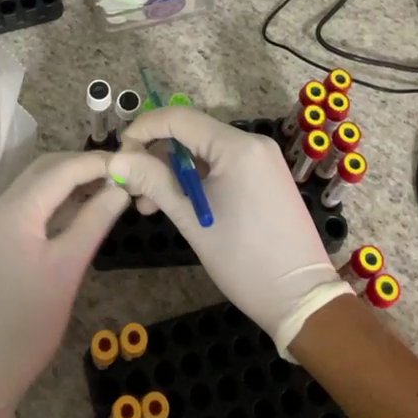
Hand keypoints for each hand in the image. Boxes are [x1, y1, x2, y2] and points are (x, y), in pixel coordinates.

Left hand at [0, 151, 129, 417]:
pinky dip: (58, 201)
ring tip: (108, 189)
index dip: (97, 163)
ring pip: (38, 186)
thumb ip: (93, 222)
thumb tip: (121, 188)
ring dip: (70, 181)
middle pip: (46, 170)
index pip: (62, 169)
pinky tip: (82, 211)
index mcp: (16, 209)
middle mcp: (2, 207)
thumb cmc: (26, 323)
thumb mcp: (67, 270)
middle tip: (122, 174)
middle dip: (83, 166)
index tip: (133, 164)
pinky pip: (32, 205)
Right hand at [110, 107, 350, 357]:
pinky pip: (222, 163)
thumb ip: (153, 182)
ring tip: (150, 205)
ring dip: (174, 171)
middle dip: (156, 155)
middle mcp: (252, 142)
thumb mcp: (192, 221)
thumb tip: (116, 159)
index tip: (120, 156)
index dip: (142, 130)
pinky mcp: (265, 174)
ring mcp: (262, 158)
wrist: (302, 298)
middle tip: (132, 189)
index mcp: (236, 147)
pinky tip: (179, 203)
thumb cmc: (245, 261)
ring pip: (204, 149)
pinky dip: (197, 178)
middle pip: (191, 132)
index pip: (178, 118)